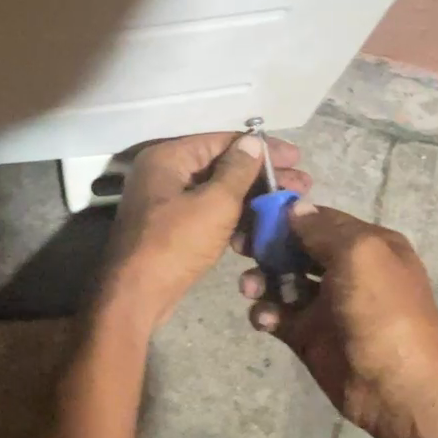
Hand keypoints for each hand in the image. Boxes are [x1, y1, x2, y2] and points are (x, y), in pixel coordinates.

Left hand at [99, 132, 309, 332]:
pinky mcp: (170, 231)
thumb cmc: (175, 244)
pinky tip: (260, 232)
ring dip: (251, 201)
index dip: (261, 148)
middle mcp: (162, 175)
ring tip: (286, 209)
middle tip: (301, 186)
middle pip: (220, 167)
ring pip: (215, 194)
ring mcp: (164, 204)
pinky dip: (231, 221)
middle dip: (261, 177)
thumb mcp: (214, 203)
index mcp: (167, 158)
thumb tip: (252, 142)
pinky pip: (206, 216)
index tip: (297, 157)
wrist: (136, 296)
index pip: (222, 141)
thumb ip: (237, 170)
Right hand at [239, 203, 437, 437]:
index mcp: (367, 245)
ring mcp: (325, 305)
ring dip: (261, 280)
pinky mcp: (307, 335)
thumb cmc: (382, 310)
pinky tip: (264, 320)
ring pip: (281, 281)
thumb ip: (324, 229)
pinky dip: (265, 313)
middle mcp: (346, 271)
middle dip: (267, 247)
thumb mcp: (360, 254)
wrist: (396, 386)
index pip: (319, 220)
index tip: (251, 216)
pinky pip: (277, 314)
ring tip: (250, 290)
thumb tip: (294, 209)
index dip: (285, 217)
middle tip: (239, 248)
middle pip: (296, 249)